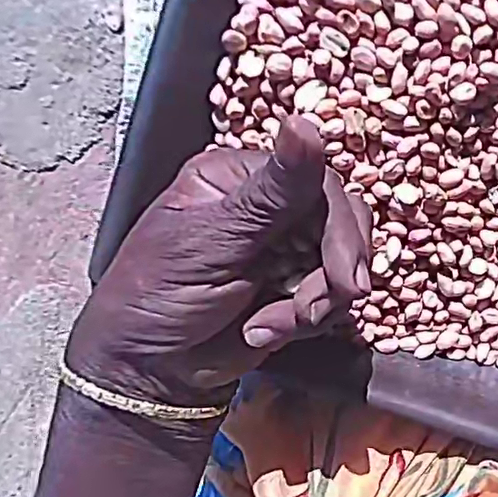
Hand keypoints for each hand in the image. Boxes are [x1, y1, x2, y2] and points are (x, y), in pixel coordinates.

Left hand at [67, 116, 372, 408]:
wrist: (149, 371)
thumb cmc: (157, 295)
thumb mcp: (212, 241)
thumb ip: (271, 192)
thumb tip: (306, 124)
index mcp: (242, 177)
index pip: (320, 185)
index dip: (340, 230)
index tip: (345, 276)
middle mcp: (273, 206)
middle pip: (344, 222)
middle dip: (336, 271)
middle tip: (314, 308)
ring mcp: (289, 247)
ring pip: (348, 261)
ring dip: (321, 300)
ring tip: (276, 324)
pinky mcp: (300, 285)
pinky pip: (337, 295)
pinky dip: (311, 320)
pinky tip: (267, 330)